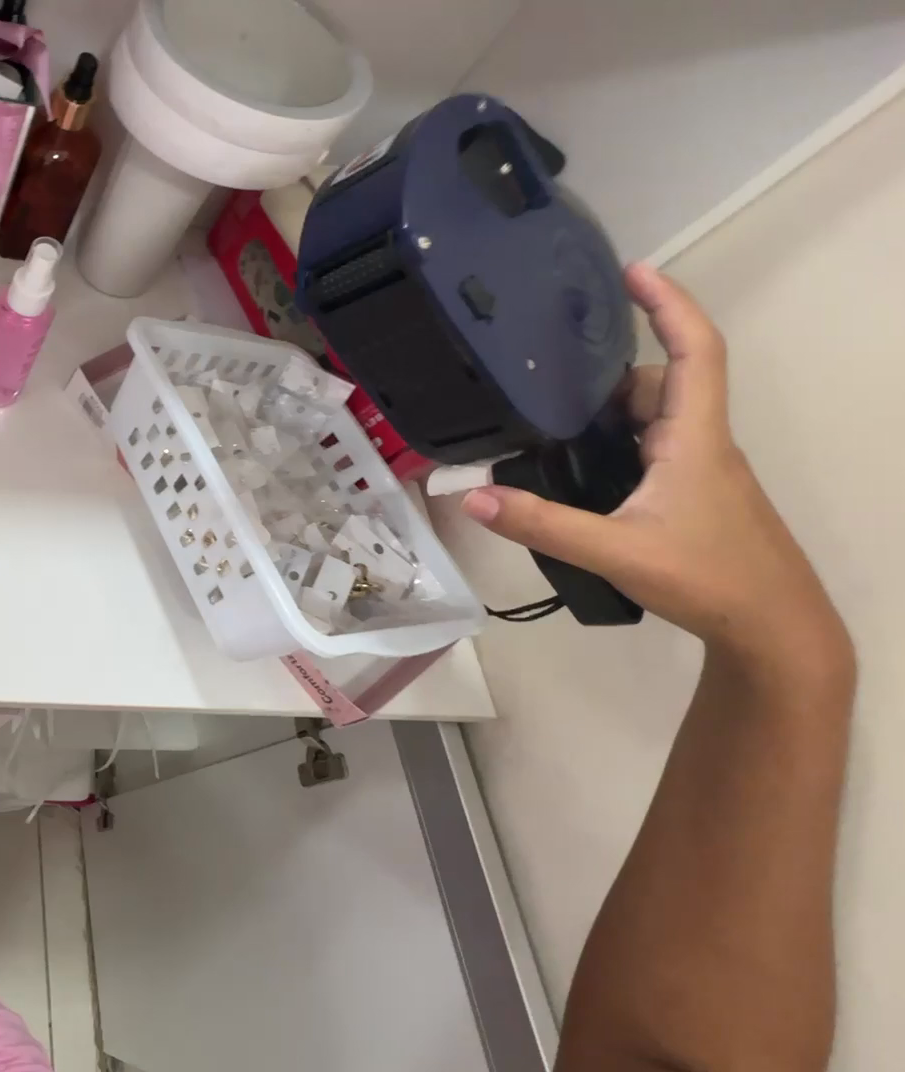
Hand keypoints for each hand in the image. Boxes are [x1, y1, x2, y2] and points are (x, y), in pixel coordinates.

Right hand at [461, 265, 846, 667]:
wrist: (772, 628)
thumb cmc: (709, 578)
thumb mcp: (614, 552)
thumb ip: (541, 524)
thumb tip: (471, 496)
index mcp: (694, 440)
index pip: (694, 353)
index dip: (668, 306)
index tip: (633, 272)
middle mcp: (699, 444)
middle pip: (661, 382)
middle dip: (607, 370)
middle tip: (546, 376)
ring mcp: (696, 472)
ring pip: (652, 417)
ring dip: (605, 410)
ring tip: (544, 421)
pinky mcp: (687, 496)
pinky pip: (646, 448)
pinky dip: (610, 442)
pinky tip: (571, 469)